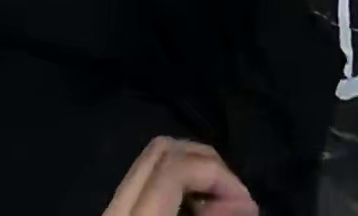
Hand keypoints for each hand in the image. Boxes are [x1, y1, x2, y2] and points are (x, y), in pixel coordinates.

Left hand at [101, 137, 258, 215]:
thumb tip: (245, 201)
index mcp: (136, 215)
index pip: (174, 167)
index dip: (217, 174)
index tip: (247, 202)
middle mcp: (116, 203)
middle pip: (161, 149)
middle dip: (206, 160)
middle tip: (234, 193)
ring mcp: (110, 205)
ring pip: (152, 158)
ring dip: (192, 168)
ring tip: (219, 199)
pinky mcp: (113, 211)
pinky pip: (145, 181)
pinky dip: (175, 184)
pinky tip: (196, 206)